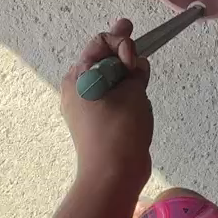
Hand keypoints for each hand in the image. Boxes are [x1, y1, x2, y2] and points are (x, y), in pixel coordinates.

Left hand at [59, 19, 152, 192]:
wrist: (113, 175)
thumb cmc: (120, 129)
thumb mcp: (132, 92)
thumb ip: (135, 70)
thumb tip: (135, 64)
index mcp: (79, 77)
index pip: (100, 42)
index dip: (122, 42)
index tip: (134, 60)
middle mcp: (77, 87)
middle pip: (103, 57)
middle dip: (123, 53)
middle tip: (133, 44)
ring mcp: (85, 104)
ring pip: (109, 76)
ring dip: (126, 74)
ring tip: (139, 83)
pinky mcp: (96, 119)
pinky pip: (110, 94)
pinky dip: (123, 90)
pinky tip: (136, 96)